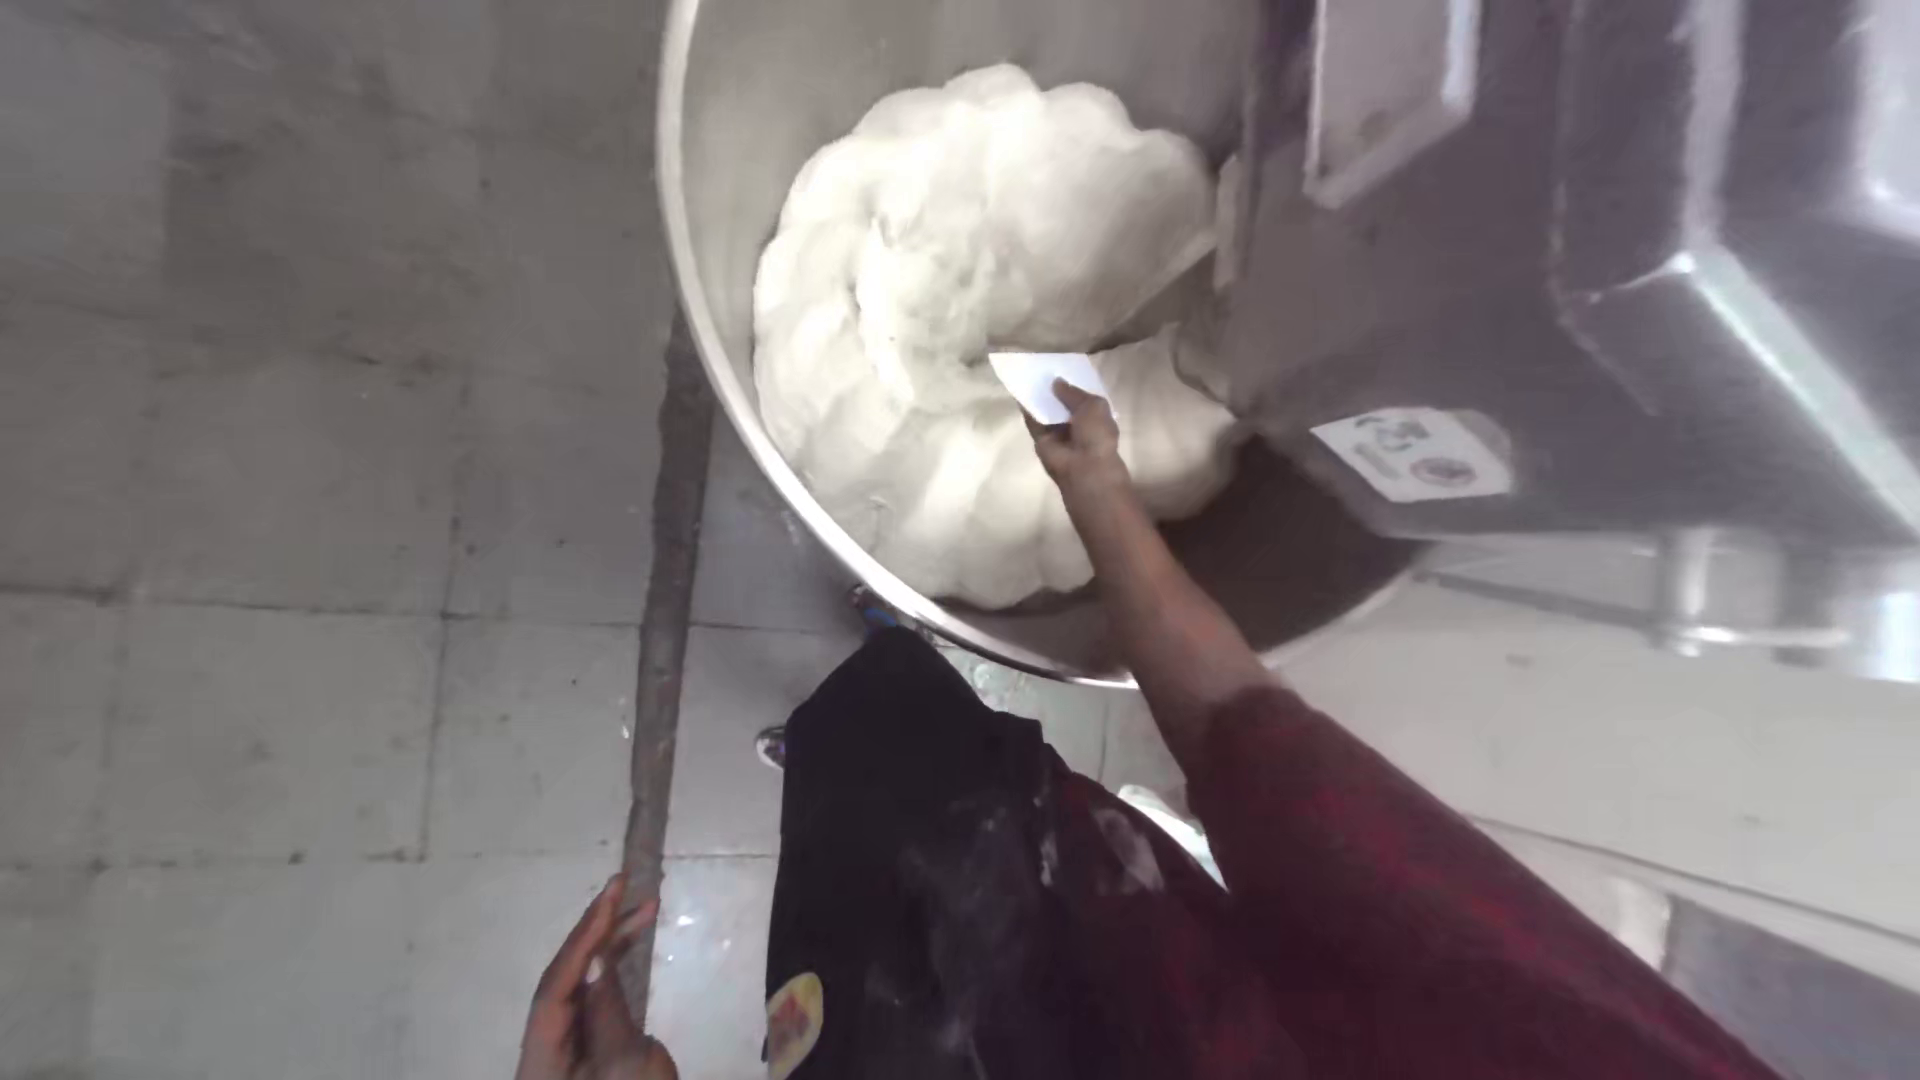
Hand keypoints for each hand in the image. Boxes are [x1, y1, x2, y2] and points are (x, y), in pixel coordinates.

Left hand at [515, 874, 677, 1079]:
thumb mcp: (626, 1067)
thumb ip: (609, 1012)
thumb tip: (599, 958)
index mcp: (541, 1065)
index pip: (553, 991)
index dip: (582, 942)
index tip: (611, 898)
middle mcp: (543, 1052)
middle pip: (562, 980)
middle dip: (593, 930)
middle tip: (622, 885)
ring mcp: (564, 1047)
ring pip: (580, 981)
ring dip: (612, 940)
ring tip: (648, 904)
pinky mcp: (586, 1042)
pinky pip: (596, 991)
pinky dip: (618, 961)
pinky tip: (639, 935)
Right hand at [1030, 379, 1129, 499]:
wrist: (1084, 466)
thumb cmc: (1097, 434)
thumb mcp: (1093, 405)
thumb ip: (1073, 392)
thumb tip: (1056, 382)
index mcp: (1094, 415)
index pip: (1081, 396)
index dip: (1072, 383)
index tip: (1061, 368)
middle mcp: (1075, 423)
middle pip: (1061, 402)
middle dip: (1053, 388)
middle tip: (1041, 368)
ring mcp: (1057, 432)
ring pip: (1046, 410)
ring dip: (1038, 396)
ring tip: (1027, 375)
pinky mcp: (1041, 439)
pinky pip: (1033, 421)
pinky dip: (1027, 408)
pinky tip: (1019, 391)